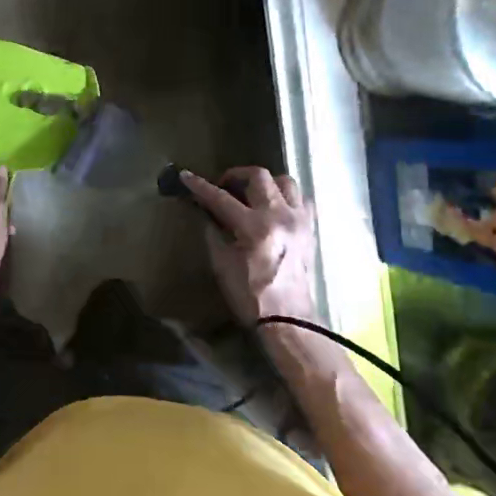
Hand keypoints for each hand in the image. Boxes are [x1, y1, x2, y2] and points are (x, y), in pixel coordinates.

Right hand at [180, 167, 316, 324]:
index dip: (200, 186)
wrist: (288, 320)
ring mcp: (299, 221)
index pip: (222, 198)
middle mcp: (280, 216)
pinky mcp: (309, 229)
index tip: (186, 176)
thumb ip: (214, 233)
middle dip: (236, 175)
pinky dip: (285, 196)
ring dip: (264, 182)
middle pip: (258, 176)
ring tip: (251, 193)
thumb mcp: (222, 265)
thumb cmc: (249, 296)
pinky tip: (274, 207)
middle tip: (222, 186)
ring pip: (284, 181)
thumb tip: (207, 213)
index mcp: (255, 227)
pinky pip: (300, 199)